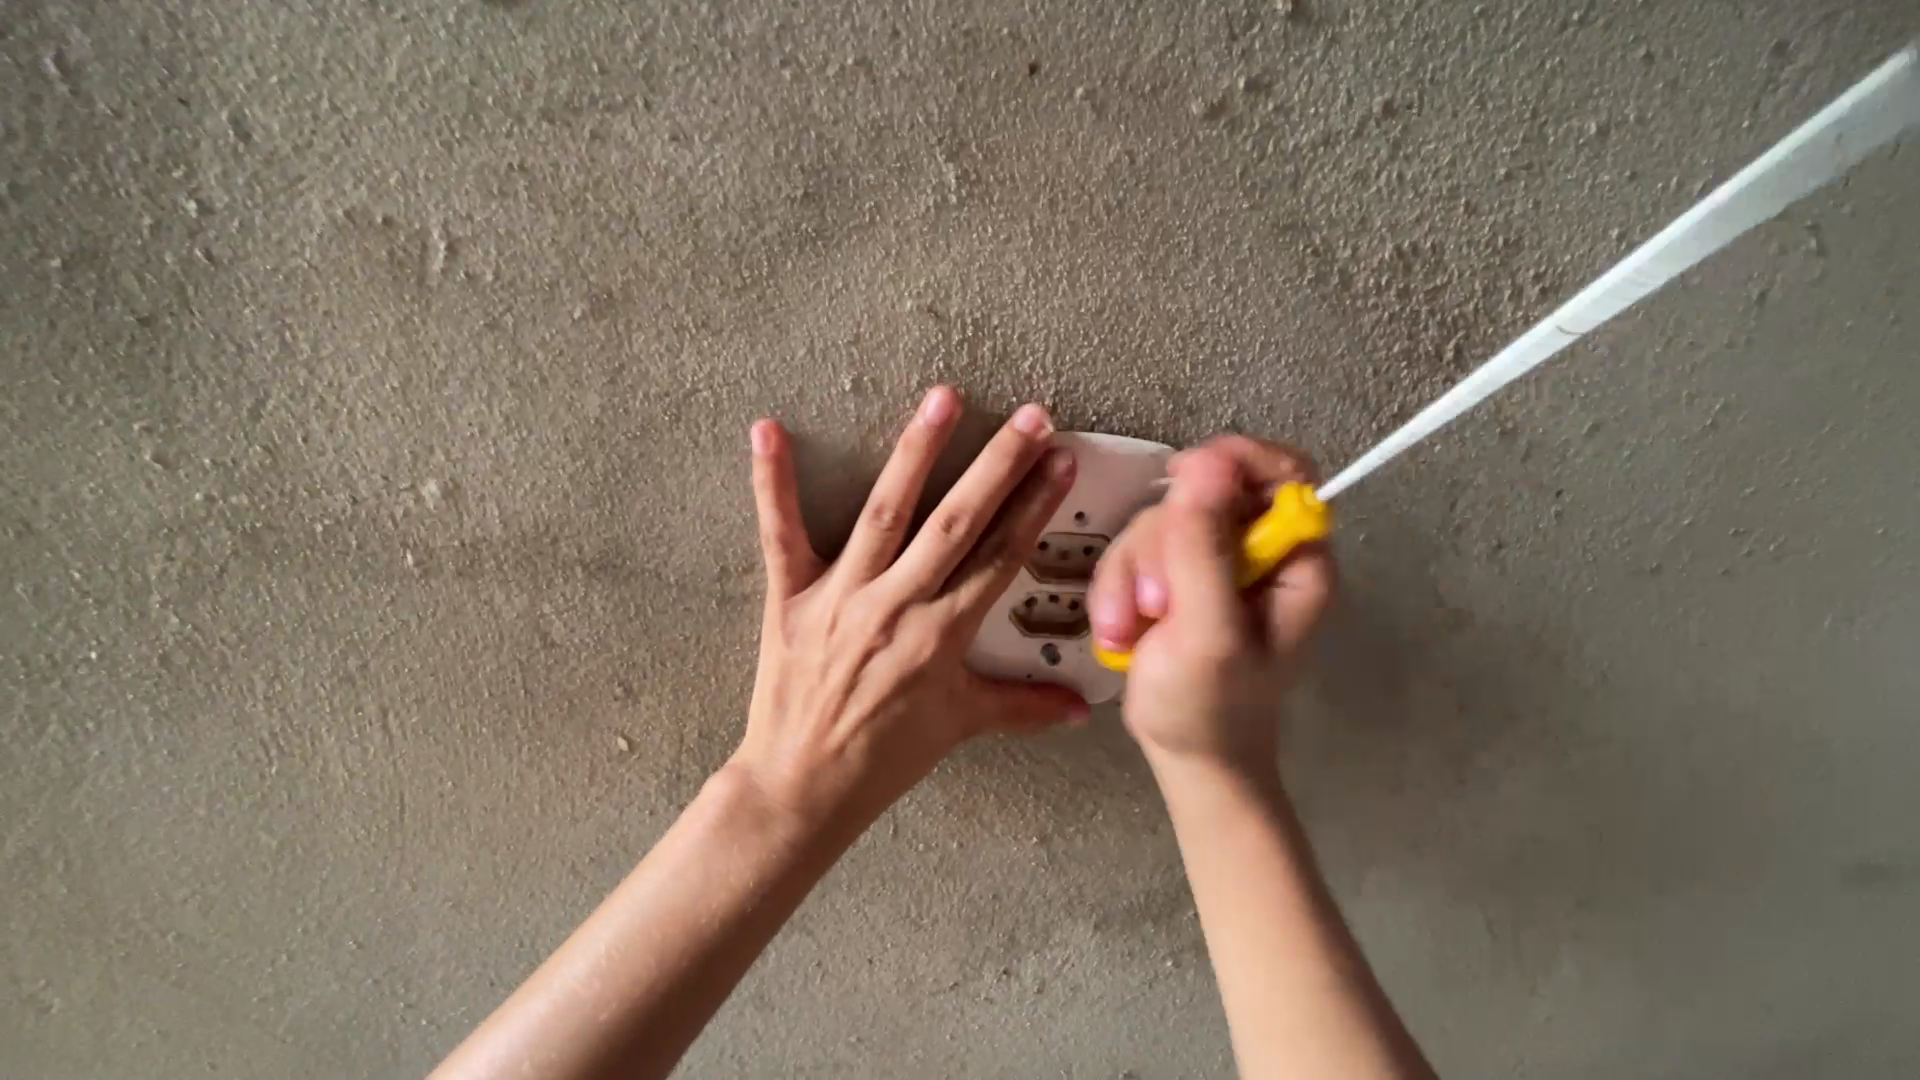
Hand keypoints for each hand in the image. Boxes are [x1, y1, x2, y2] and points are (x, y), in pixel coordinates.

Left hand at [729, 387, 1087, 834]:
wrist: (803, 787)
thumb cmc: (884, 756)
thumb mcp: (961, 724)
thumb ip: (1024, 707)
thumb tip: (1081, 709)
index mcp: (942, 634)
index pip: (1000, 555)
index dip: (1035, 505)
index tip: (1059, 459)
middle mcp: (897, 606)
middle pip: (956, 523)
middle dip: (997, 466)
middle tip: (1030, 417)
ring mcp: (841, 597)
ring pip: (885, 512)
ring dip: (916, 453)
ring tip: (943, 400)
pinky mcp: (789, 598)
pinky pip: (780, 532)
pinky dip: (773, 481)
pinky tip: (769, 429)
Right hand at [1088, 436, 1335, 769]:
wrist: (1186, 755)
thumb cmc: (1210, 707)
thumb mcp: (1207, 632)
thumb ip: (1204, 549)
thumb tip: (1206, 462)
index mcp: (1293, 560)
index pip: (1283, 471)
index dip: (1234, 461)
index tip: (1181, 478)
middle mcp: (1255, 550)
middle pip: (1200, 496)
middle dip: (1159, 547)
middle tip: (1154, 605)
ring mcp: (1210, 562)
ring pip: (1156, 522)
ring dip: (1128, 576)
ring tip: (1125, 631)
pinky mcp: (1171, 576)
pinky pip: (1131, 550)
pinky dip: (1115, 589)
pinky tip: (1119, 632)